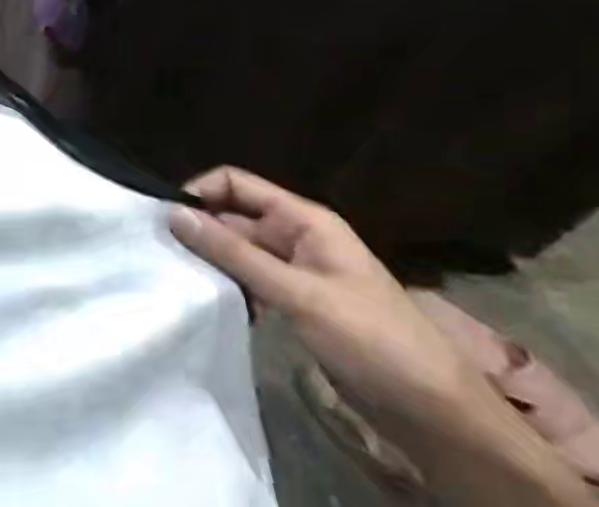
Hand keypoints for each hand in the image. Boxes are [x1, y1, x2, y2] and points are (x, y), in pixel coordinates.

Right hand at [168, 168, 482, 430]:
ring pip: (237, 251)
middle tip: (161, 255)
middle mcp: (296, 237)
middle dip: (199, 232)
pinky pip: (249, 281)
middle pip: (232, 217)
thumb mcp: (299, 294)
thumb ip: (235, 254)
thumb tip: (173, 213)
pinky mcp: (294, 302)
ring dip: (212, 262)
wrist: (437, 415)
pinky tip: (213, 305)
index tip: (163, 218)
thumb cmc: (373, 340)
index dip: (199, 193)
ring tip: (180, 280)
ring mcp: (295, 271)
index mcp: (304, 220)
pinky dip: (229, 288)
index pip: (236, 184)